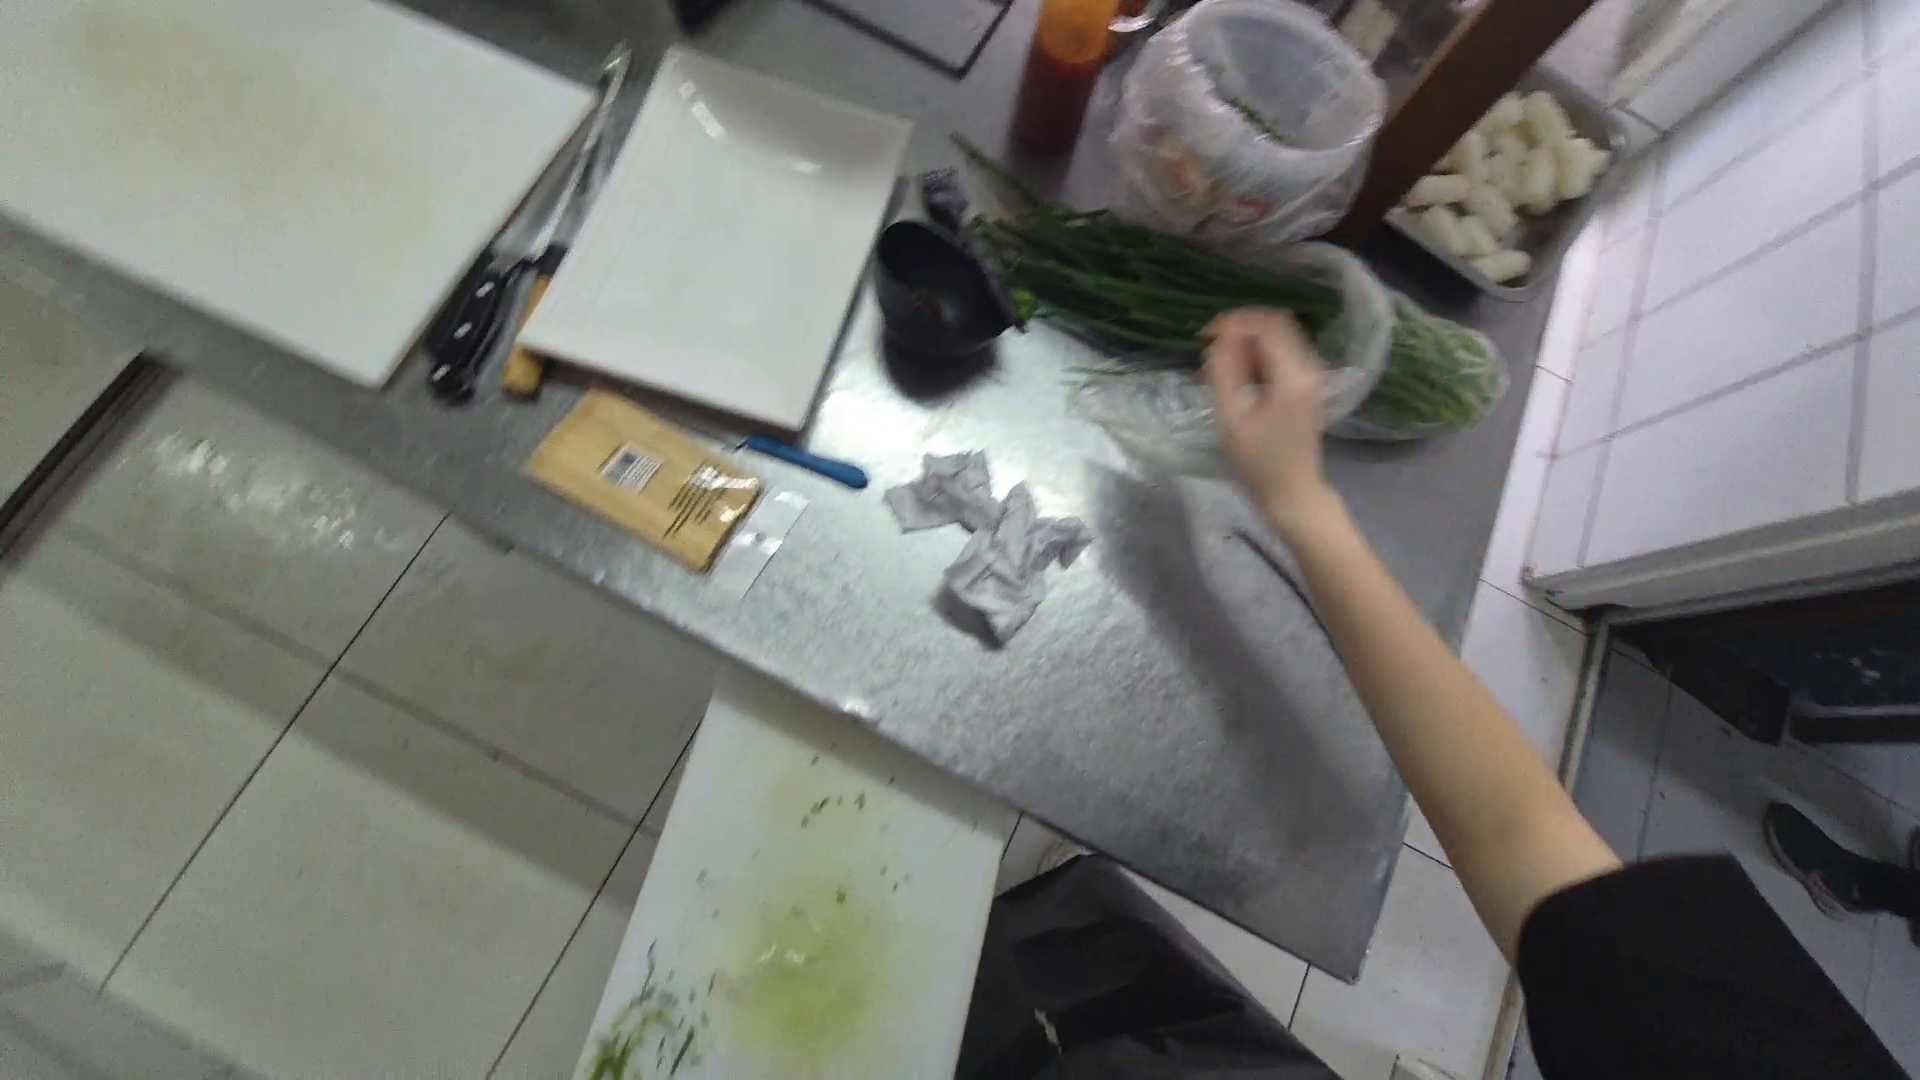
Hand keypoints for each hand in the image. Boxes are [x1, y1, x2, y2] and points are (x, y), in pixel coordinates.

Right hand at [1203, 308, 1342, 536]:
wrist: (1292, 493)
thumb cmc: (1258, 464)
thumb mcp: (1231, 420)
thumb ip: (1224, 375)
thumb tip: (1219, 340)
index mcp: (1292, 376)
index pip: (1267, 326)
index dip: (1234, 322)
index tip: (1204, 336)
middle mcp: (1308, 368)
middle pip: (1275, 326)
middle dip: (1239, 330)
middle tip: (1207, 349)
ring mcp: (1310, 377)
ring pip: (1278, 339)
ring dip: (1246, 344)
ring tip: (1216, 366)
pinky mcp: (1305, 386)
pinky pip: (1281, 355)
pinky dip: (1256, 356)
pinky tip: (1234, 376)